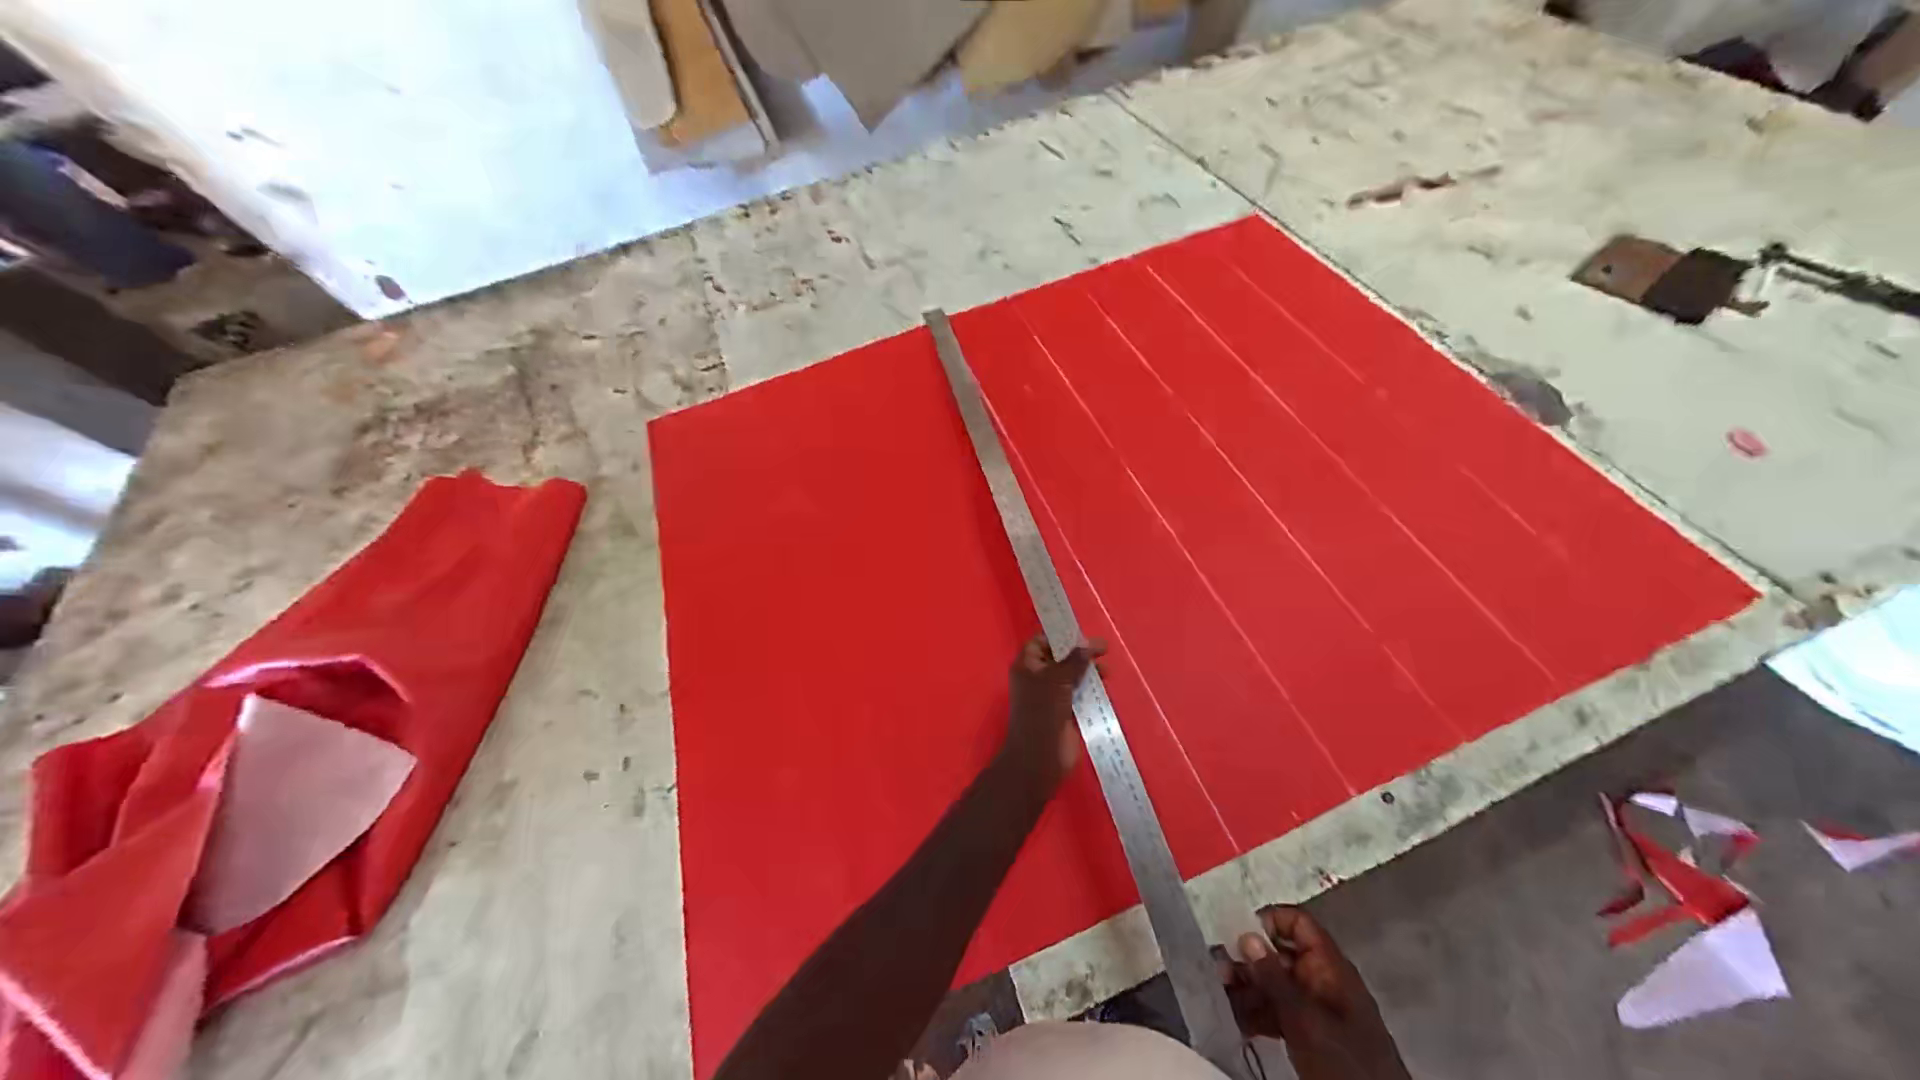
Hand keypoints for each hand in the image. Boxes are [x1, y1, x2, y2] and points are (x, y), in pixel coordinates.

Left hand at [999, 634, 1103, 794]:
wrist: (1040, 757)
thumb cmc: (1042, 712)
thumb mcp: (1057, 680)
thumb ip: (1074, 661)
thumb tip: (1087, 644)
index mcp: (1026, 666)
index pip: (1040, 642)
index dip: (1059, 636)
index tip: (1081, 634)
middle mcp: (1038, 679)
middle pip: (1060, 658)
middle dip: (1080, 653)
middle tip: (1103, 649)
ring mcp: (1052, 696)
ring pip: (1072, 676)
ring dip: (1089, 671)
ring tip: (1107, 671)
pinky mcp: (1066, 712)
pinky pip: (1080, 694)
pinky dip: (1091, 688)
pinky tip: (1105, 687)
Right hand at [1223, 906, 1409, 1079]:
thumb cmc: (1346, 1065)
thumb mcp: (1306, 1021)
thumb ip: (1274, 978)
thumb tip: (1246, 935)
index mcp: (1330, 968)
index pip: (1298, 924)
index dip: (1268, 921)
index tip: (1237, 933)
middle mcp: (1321, 981)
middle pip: (1279, 953)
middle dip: (1248, 959)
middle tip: (1219, 968)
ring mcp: (1314, 1009)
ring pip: (1273, 984)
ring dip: (1246, 987)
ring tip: (1222, 995)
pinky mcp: (1308, 1035)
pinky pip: (1276, 1011)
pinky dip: (1256, 1013)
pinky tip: (1237, 1021)